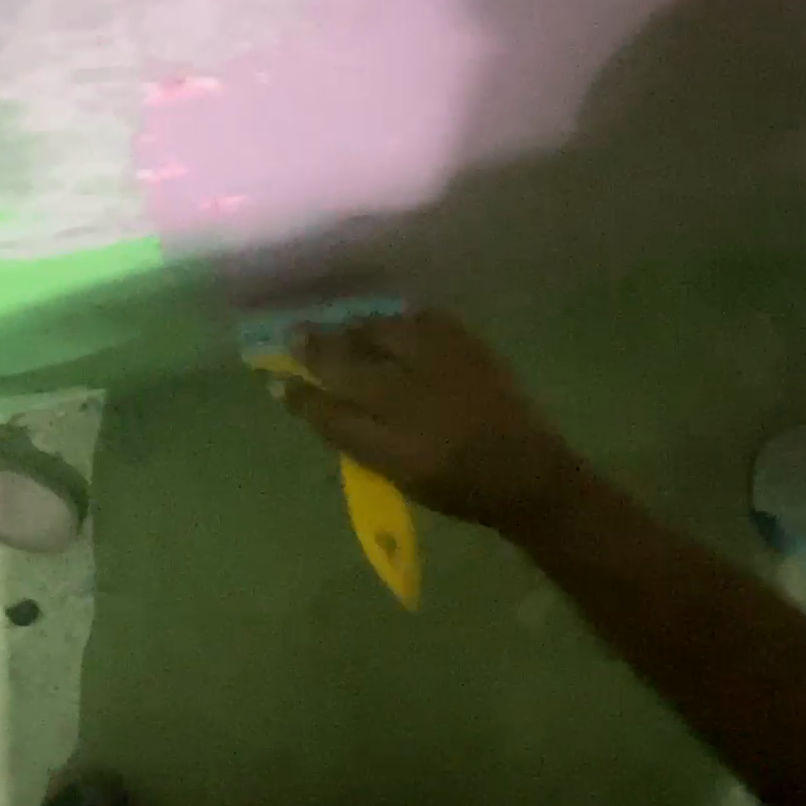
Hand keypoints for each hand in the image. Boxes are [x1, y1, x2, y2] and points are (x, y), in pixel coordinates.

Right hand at [277, 309, 584, 532]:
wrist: (528, 473)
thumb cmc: (458, 486)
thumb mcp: (400, 476)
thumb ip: (358, 440)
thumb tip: (322, 405)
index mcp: (392, 443)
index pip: (330, 412)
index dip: (300, 397)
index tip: (277, 382)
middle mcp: (411, 398)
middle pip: (348, 363)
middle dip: (316, 348)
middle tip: (295, 334)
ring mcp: (441, 367)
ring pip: (381, 333)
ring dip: (355, 328)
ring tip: (343, 328)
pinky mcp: (468, 346)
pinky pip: (424, 320)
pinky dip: (402, 320)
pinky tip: (395, 323)